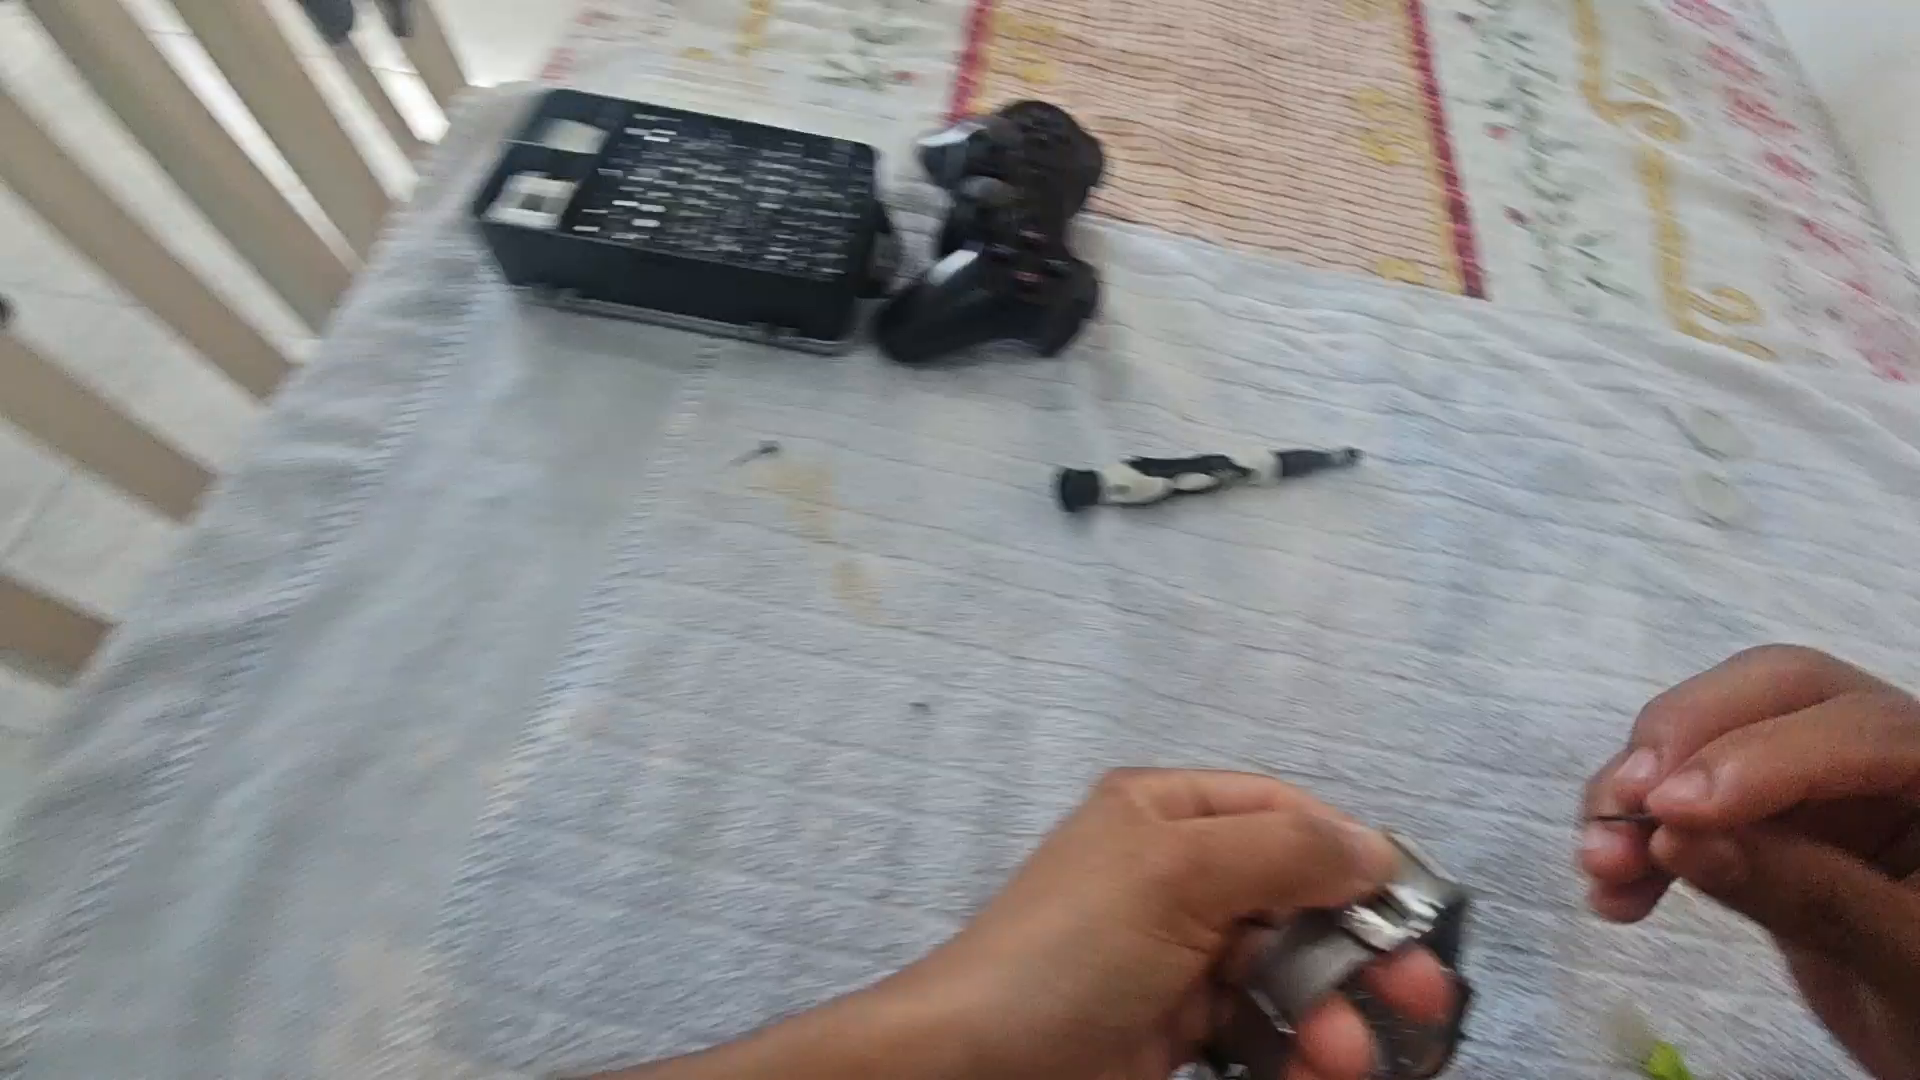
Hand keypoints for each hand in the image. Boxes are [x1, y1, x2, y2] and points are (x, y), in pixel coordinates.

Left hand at [897, 768, 1457, 1079]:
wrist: (988, 1061)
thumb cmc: (1082, 943)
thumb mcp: (1175, 872)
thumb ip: (1280, 849)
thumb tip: (1373, 845)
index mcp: (1165, 810)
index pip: (1277, 808)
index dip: (1347, 848)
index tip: (1411, 907)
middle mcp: (1174, 867)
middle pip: (1294, 891)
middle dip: (1355, 944)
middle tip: (1423, 1000)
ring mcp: (1178, 946)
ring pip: (1287, 965)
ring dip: (1329, 1010)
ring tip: (1337, 1057)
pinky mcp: (1181, 1017)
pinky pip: (1261, 1021)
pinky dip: (1293, 1047)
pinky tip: (1309, 1071)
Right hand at [1580, 646, 1919, 1077]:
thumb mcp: (1916, 970)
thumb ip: (1816, 899)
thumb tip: (1676, 839)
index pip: (1858, 727)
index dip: (1756, 756)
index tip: (1671, 814)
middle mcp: (1880, 757)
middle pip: (1763, 693)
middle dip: (1673, 745)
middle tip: (1626, 805)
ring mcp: (1807, 779)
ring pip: (1693, 738)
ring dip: (1629, 795)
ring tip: (1599, 863)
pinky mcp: (1745, 809)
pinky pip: (1663, 791)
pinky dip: (1625, 832)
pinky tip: (1610, 887)